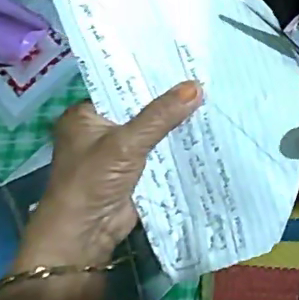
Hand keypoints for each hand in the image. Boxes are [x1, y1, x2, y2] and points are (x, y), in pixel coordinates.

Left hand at [18, 81, 201, 268]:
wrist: (83, 236)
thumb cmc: (91, 183)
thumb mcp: (126, 143)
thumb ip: (161, 115)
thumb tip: (196, 86)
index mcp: (85, 115)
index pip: (123, 86)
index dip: (154, 76)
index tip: (187, 63)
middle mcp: (100, 128)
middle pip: (142, 107)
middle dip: (172, 99)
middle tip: (208, 78)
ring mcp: (118, 150)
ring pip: (155, 128)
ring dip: (178, 120)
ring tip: (215, 97)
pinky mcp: (135, 168)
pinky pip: (162, 147)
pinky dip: (179, 141)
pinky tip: (206, 128)